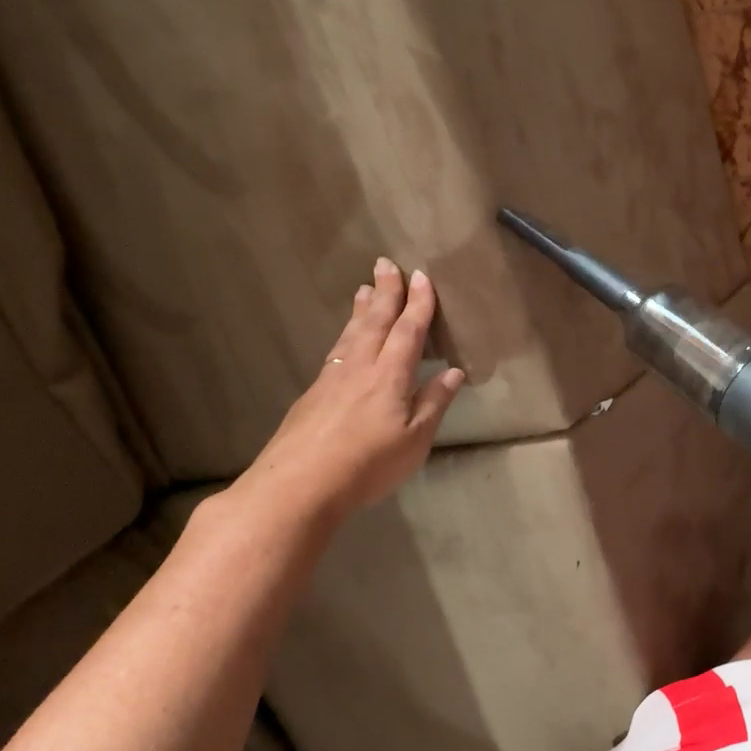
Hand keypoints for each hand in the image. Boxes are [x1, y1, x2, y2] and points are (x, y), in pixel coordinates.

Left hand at [234, 258, 464, 522]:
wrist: (298, 486)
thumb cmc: (368, 464)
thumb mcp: (415, 439)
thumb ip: (434, 403)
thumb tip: (453, 372)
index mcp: (390, 377)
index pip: (408, 332)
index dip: (418, 304)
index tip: (422, 277)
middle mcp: (360, 369)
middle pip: (375, 323)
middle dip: (385, 293)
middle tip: (386, 265)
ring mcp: (332, 381)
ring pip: (350, 335)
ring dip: (362, 310)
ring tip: (365, 290)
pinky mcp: (313, 396)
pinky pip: (336, 352)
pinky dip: (346, 335)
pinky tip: (346, 340)